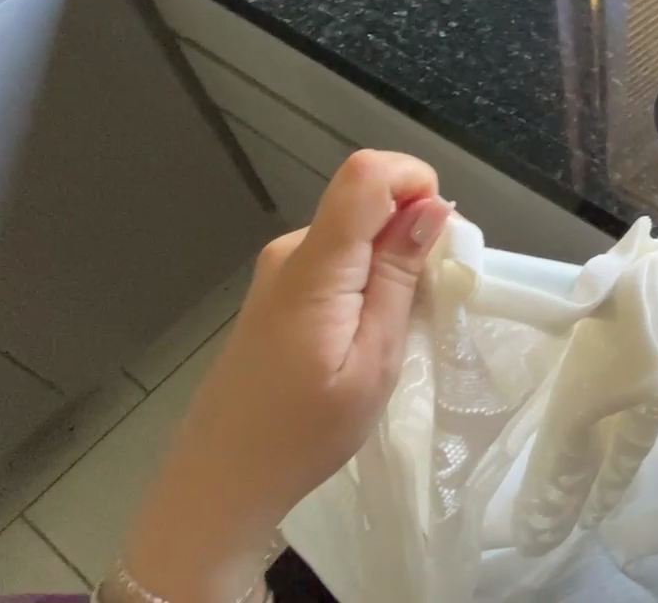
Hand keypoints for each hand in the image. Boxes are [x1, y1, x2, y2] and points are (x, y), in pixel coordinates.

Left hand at [117, 150, 454, 602]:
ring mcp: (281, 267)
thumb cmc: (304, 433)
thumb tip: (433, 207)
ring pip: (357, 226)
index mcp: (315, 265)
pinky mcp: (280, 286)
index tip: (438, 235)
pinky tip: (366, 328)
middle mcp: (292, 250)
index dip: (413, 181)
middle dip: (412, 227)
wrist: (219, 483)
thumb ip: (399, 277)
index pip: (366, 173)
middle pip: (365, 196)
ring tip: (397, 324)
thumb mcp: (373, 362)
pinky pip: (340, 252)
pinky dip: (370, 272)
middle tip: (427, 297)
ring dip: (393, 255)